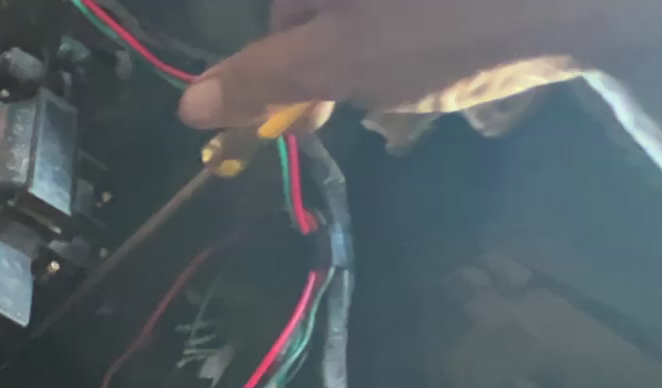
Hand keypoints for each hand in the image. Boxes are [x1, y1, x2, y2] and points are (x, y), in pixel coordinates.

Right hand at [177, 0, 661, 128]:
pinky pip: (432, 14)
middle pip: (334, 1)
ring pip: (387, 9)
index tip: (316, 100)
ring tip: (438, 64)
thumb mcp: (336, 63)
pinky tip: (474, 34)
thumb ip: (257, 80)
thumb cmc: (456, 25)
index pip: (285, 8)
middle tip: (379, 88)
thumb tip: (187, 104)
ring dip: (397, 38)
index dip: (290, 53)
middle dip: (349, 45)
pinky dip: (439, 23)